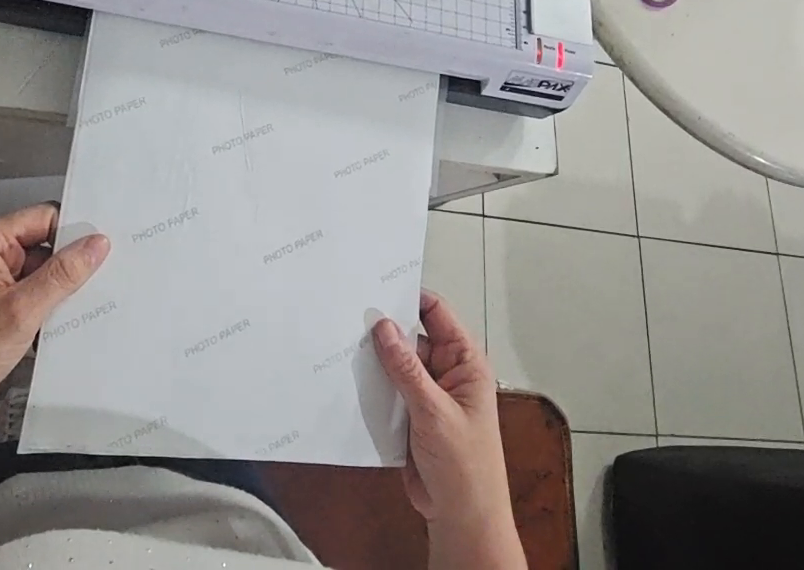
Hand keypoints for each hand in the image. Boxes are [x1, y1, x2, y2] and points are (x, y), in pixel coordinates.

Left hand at [0, 203, 109, 433]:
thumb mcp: (21, 313)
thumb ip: (62, 275)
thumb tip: (97, 243)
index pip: (44, 217)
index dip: (73, 234)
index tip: (102, 254)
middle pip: (42, 242)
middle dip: (67, 265)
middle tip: (98, 284)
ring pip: (37, 269)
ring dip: (55, 289)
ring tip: (79, 307)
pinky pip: (26, 290)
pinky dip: (42, 304)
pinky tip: (57, 323)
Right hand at [372, 290, 522, 567]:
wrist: (461, 518)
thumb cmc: (464, 465)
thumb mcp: (435, 412)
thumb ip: (407, 369)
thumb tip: (383, 326)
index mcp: (464, 362)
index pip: (436, 313)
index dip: (410, 297)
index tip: (377, 286)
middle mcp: (445, 370)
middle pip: (410, 336)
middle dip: (383, 327)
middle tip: (347, 313)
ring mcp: (425, 391)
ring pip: (394, 362)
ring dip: (373, 357)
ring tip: (338, 340)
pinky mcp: (408, 412)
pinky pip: (385, 386)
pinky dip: (369, 382)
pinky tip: (345, 374)